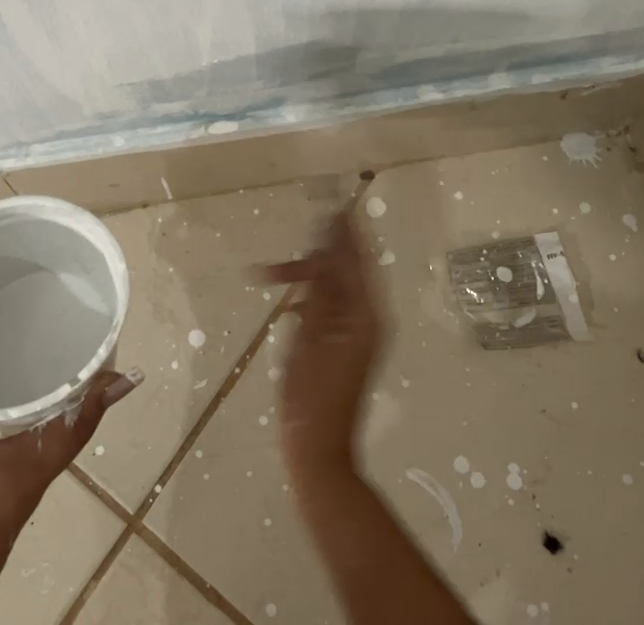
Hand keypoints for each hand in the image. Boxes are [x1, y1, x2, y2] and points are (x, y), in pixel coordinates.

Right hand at [262, 213, 383, 479]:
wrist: (318, 447)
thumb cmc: (311, 394)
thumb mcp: (310, 337)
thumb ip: (319, 290)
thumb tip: (326, 245)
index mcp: (366, 313)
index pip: (357, 255)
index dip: (344, 226)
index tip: (330, 196)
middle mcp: (369, 318)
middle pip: (347, 269)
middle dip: (318, 251)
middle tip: (291, 236)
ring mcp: (359, 333)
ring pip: (336, 287)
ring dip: (309, 274)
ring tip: (273, 271)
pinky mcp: (346, 345)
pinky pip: (331, 306)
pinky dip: (311, 297)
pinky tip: (290, 300)